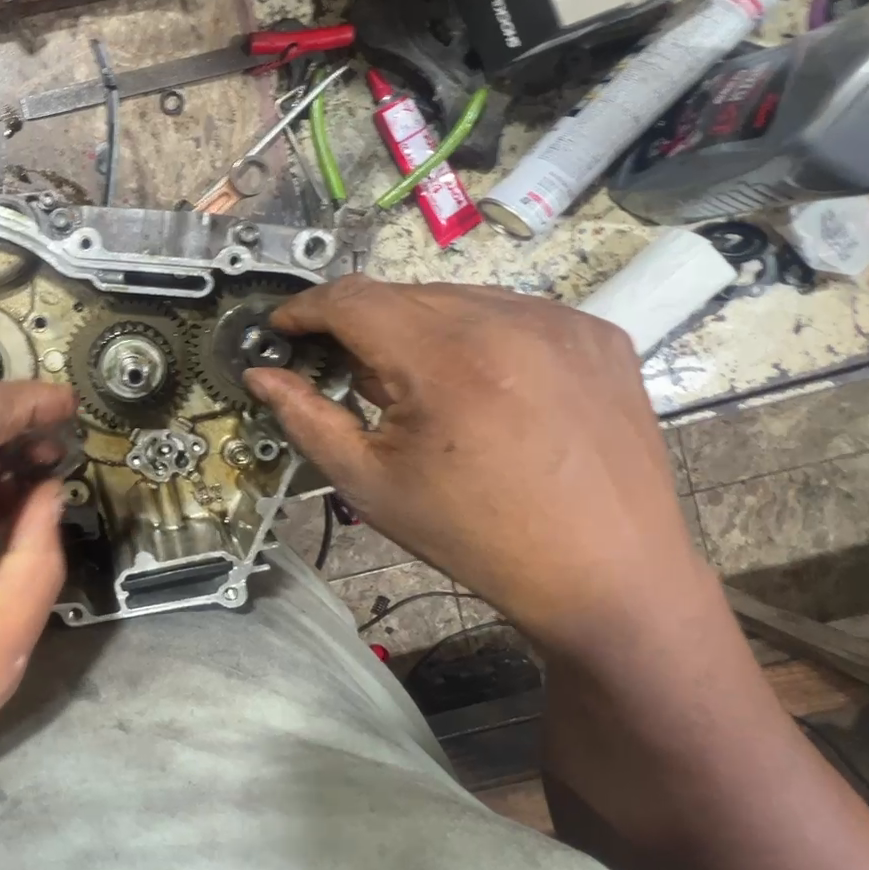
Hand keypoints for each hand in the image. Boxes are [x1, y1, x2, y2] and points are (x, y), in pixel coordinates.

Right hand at [245, 276, 707, 656]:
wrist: (608, 575)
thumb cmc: (473, 535)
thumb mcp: (367, 482)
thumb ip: (305, 416)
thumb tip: (261, 374)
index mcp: (446, 359)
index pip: (351, 299)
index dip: (305, 308)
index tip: (281, 328)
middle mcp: (509, 320)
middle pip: (400, 294)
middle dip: (357, 324)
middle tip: (343, 371)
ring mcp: (562, 321)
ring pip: (455, 298)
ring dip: (415, 327)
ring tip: (414, 384)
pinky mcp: (598, 333)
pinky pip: (509, 312)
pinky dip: (473, 334)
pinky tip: (475, 383)